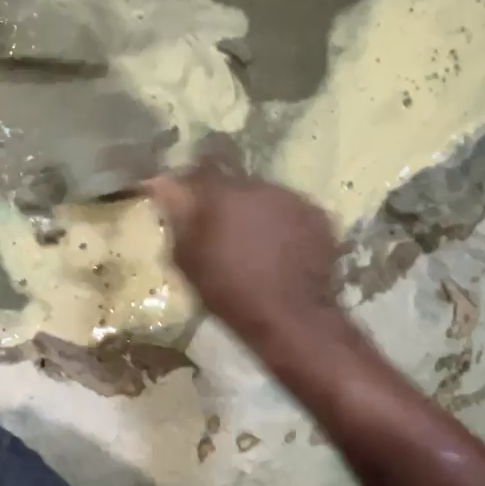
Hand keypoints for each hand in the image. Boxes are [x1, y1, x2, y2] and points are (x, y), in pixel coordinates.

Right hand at [145, 139, 345, 347]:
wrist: (290, 317)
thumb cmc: (227, 290)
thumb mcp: (185, 259)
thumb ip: (176, 217)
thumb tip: (165, 187)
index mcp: (222, 194)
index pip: (198, 169)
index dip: (188, 182)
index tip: (180, 198)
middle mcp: (260, 185)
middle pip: (234, 183)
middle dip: (223, 200)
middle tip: (216, 227)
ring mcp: (294, 199)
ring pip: (264, 196)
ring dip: (253, 212)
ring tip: (249, 241)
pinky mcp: (319, 216)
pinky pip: (289, 211)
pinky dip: (280, 224)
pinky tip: (276, 249)